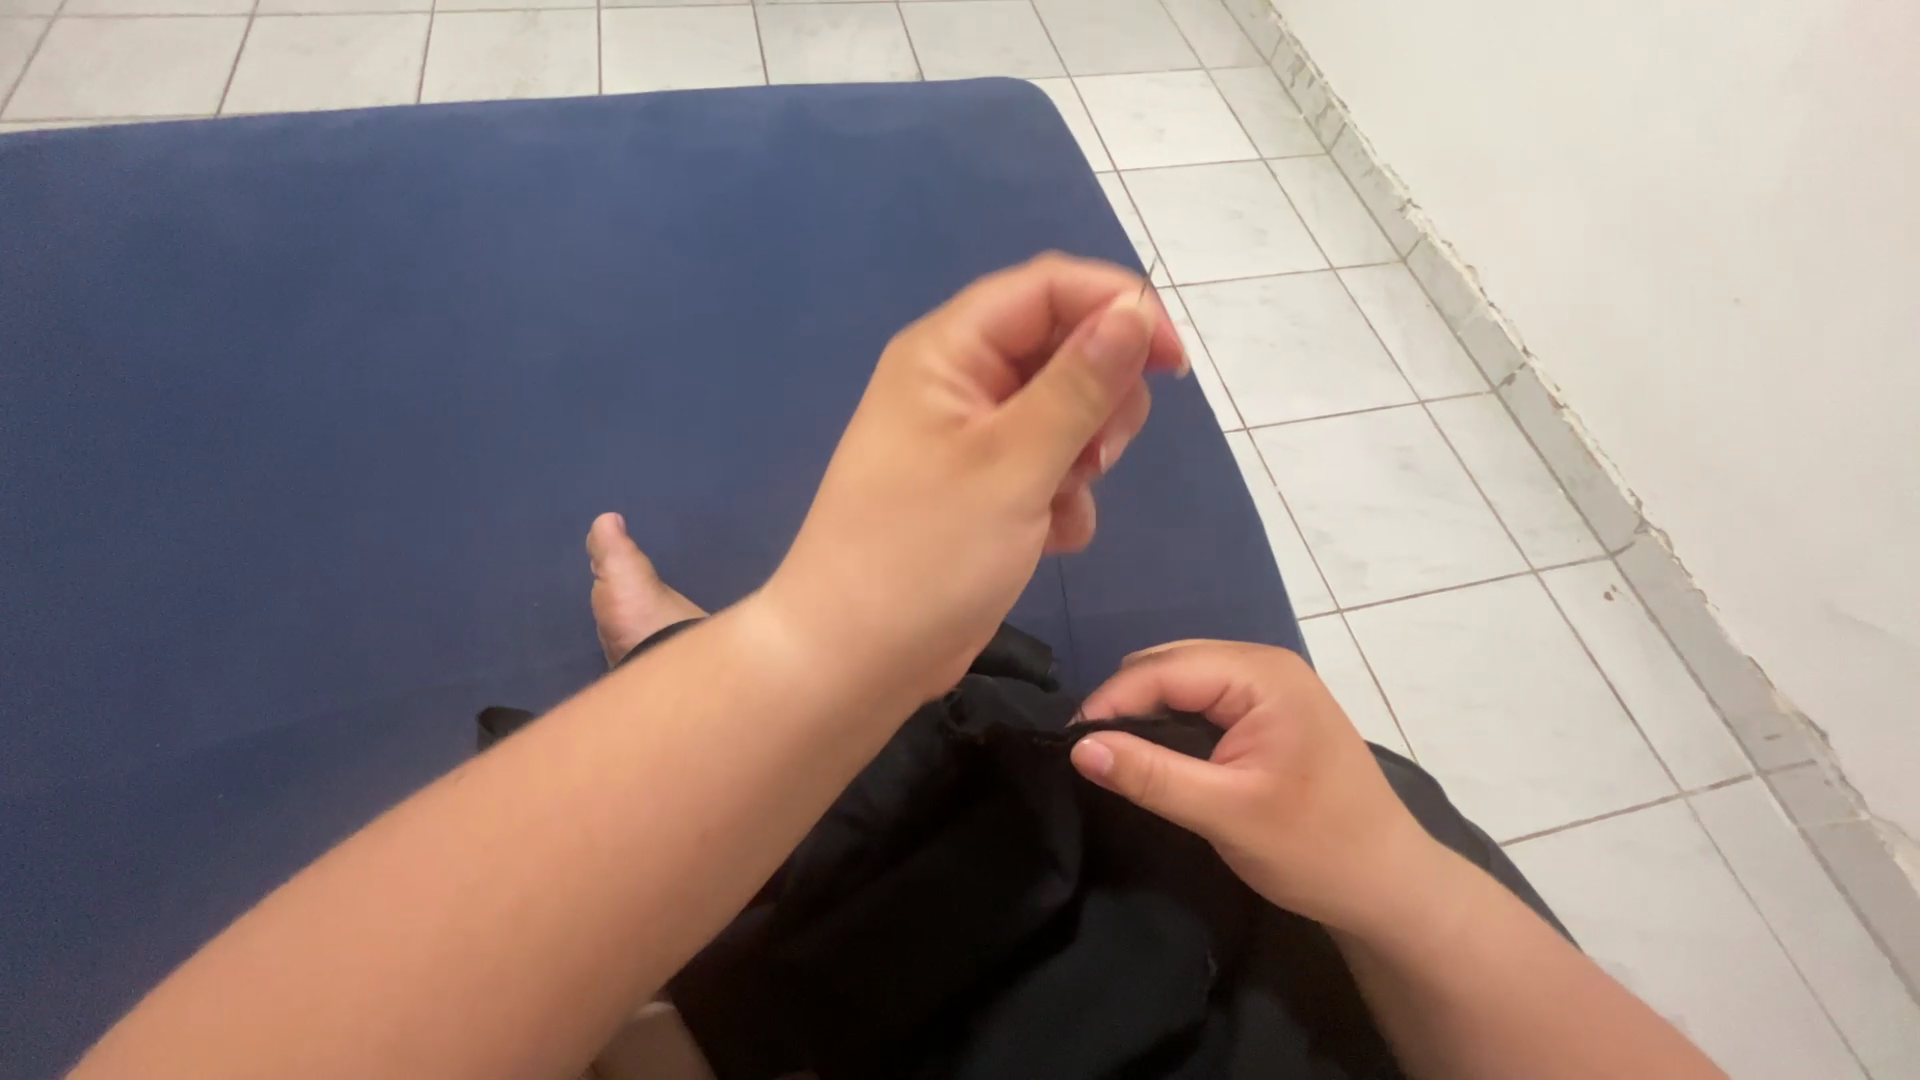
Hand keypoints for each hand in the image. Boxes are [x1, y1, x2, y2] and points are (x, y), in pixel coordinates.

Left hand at [761, 253, 1186, 701]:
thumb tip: (1134, 311)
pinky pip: (1047, 470)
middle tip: (1097, 456)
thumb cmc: (925, 553)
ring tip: (1062, 501)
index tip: (1173, 364)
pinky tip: (1049, 540)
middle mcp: (958, 385)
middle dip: (1099, 398)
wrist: (856, 658)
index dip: (1118, 309)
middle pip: (1062, 349)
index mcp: (948, 352)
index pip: (1048, 288)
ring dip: (1083, 455)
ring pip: (1063, 415)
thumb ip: (1079, 384)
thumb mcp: (1013, 463)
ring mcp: (970, 443)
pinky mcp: (983, 494)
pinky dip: (1062, 499)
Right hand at [1069, 641, 1439, 933]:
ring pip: (1180, 678)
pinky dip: (1169, 718)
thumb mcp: (1226, 814)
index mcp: (1262, 675)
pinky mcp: (1265, 708)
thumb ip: (1150, 775)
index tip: (1071, 742)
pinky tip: (1154, 749)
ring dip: (1145, 709)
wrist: (1391, 887)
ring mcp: (1267, 684)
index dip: (1111, 701)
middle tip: (1091, 751)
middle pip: (1169, 664)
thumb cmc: (1317, 848)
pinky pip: (1200, 697)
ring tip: (1115, 751)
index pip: (1163, 669)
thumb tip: (1077, 747)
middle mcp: (1263, 665)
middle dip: (1125, 701)